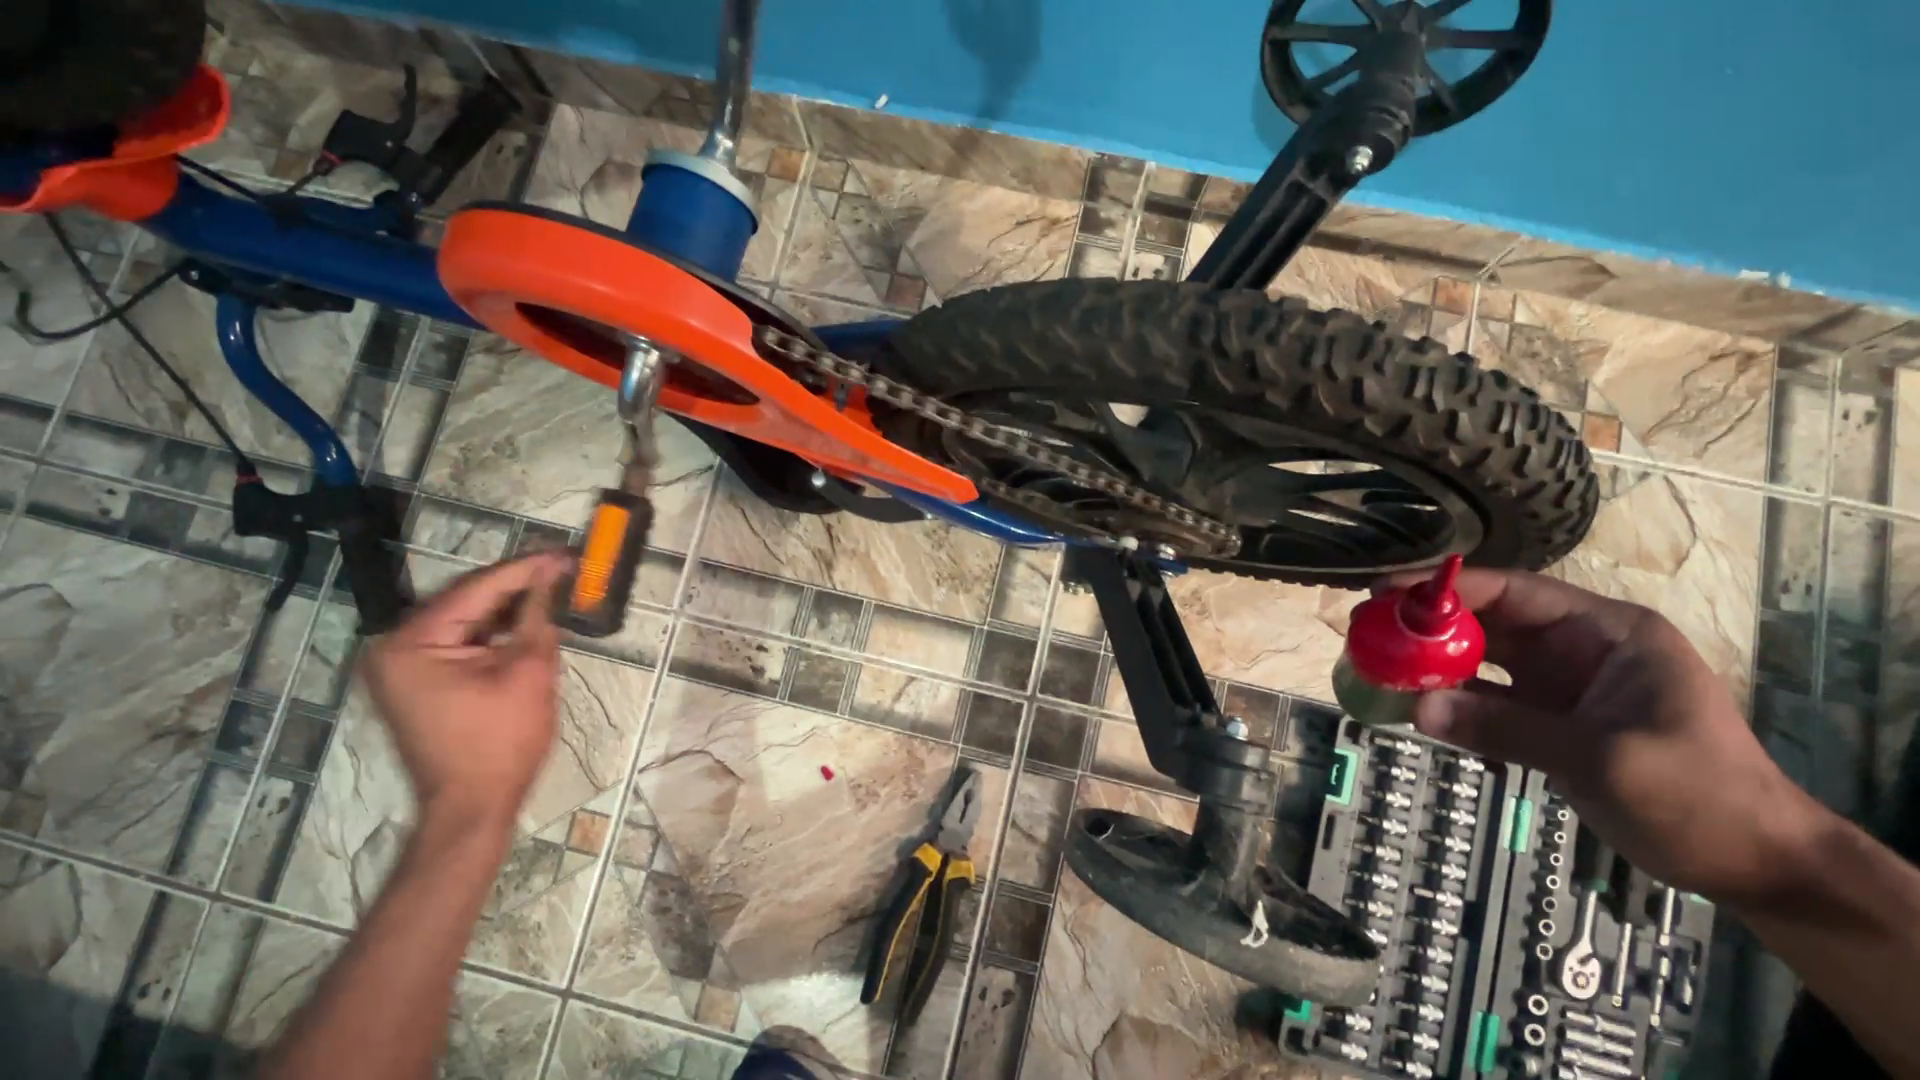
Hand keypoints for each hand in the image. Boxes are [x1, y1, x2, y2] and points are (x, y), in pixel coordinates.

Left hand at [360, 553, 571, 829]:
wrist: (474, 807)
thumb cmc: (501, 741)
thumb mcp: (528, 670)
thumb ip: (538, 615)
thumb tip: (554, 574)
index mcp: (410, 642)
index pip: (476, 589)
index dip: (526, 569)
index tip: (566, 553)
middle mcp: (394, 647)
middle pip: (466, 601)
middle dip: (517, 584)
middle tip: (563, 566)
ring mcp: (402, 667)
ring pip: (465, 620)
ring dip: (508, 606)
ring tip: (553, 586)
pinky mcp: (418, 682)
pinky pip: (460, 642)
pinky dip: (494, 631)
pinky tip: (528, 618)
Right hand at [1397, 568, 1826, 907]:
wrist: (1753, 863)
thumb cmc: (1695, 795)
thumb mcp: (1600, 757)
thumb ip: (1505, 728)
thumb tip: (1415, 708)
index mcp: (1606, 633)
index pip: (1514, 592)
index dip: (1448, 589)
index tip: (1387, 593)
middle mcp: (1579, 649)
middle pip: (1489, 624)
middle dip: (1429, 626)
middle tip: (1367, 631)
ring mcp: (1563, 687)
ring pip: (1482, 663)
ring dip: (1433, 667)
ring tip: (1376, 667)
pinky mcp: (1550, 723)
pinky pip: (1488, 703)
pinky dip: (1451, 705)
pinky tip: (1411, 709)